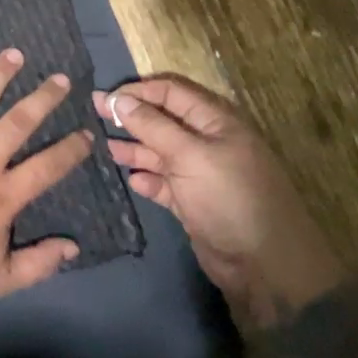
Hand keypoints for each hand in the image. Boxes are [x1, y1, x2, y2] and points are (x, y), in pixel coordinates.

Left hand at [0, 49, 94, 301]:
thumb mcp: (0, 280)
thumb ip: (40, 263)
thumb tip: (73, 246)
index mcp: (2, 197)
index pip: (47, 166)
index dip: (70, 150)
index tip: (86, 134)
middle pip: (17, 123)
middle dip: (42, 98)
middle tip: (60, 79)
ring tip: (14, 55)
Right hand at [96, 74, 345, 329]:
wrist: (264, 266)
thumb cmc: (229, 198)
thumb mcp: (189, 155)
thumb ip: (152, 125)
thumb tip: (117, 98)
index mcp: (216, 121)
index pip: (170, 91)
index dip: (136, 91)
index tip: (101, 97)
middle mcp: (209, 142)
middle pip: (163, 119)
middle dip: (130, 116)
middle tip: (93, 115)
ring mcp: (202, 173)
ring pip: (160, 151)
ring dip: (135, 148)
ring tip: (104, 148)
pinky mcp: (194, 201)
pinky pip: (165, 182)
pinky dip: (148, 179)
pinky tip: (132, 180)